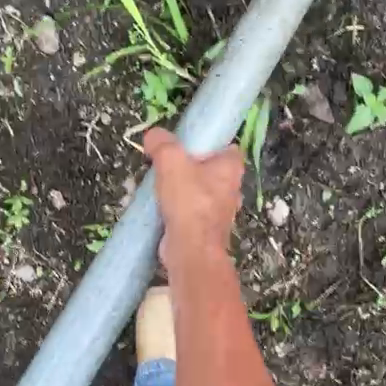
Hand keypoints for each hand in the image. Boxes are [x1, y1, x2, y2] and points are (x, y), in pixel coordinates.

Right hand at [142, 127, 243, 269]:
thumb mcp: (171, 161)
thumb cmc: (189, 201)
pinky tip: (160, 208)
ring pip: (199, 193)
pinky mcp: (206, 229)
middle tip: (167, 166)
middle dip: (189, 168)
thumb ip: (162, 143)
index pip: (227, 147)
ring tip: (159, 187)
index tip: (187, 145)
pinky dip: (177, 210)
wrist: (191, 250)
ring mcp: (220, 212)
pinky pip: (191, 213)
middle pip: (209, 170)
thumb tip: (153, 135)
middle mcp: (231, 189)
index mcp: (231, 168)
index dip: (209, 143)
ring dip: (181, 190)